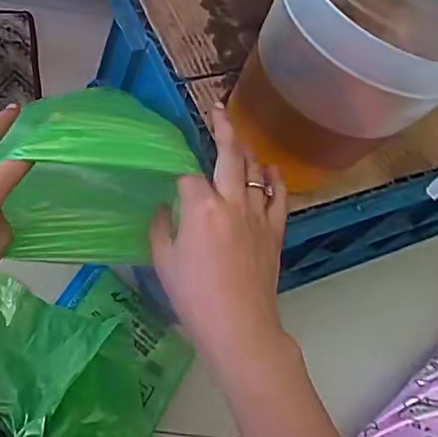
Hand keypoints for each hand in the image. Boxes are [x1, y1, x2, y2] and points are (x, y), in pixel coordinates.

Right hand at [149, 106, 289, 375]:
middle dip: (222, 127)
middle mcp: (231, 201)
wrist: (239, 327)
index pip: (187, 175)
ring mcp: (256, 214)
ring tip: (235, 138)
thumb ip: (160, 227)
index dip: (177, 174)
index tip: (171, 175)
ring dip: (244, 150)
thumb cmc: (194, 297)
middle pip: (228, 154)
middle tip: (216, 108)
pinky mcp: (274, 230)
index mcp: (200, 207)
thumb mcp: (163, 261)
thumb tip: (163, 208)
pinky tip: (269, 167)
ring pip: (253, 170)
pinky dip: (274, 178)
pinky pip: (277, 195)